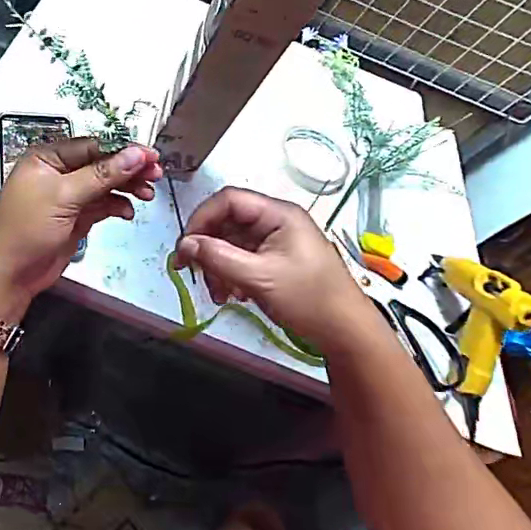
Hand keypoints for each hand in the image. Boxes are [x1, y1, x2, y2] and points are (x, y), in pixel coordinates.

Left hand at [0, 140, 162, 320]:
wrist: (7, 276)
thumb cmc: (24, 230)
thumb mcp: (64, 196)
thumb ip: (102, 174)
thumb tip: (135, 154)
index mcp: (48, 158)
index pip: (94, 146)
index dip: (124, 150)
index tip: (149, 156)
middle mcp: (59, 173)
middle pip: (103, 164)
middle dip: (130, 169)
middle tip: (156, 173)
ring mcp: (69, 196)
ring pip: (107, 185)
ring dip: (128, 188)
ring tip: (147, 194)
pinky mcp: (77, 217)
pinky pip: (104, 205)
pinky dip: (118, 206)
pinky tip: (128, 212)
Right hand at [172, 187, 382, 357]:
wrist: (344, 329)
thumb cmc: (309, 298)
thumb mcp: (259, 278)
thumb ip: (219, 258)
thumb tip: (185, 245)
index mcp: (278, 214)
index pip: (229, 200)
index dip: (202, 219)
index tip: (186, 247)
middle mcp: (277, 221)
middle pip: (229, 222)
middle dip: (209, 249)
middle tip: (195, 274)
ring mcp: (277, 241)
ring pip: (234, 243)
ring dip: (219, 267)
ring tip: (220, 294)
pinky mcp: (277, 260)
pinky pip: (244, 259)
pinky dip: (232, 275)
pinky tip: (233, 296)